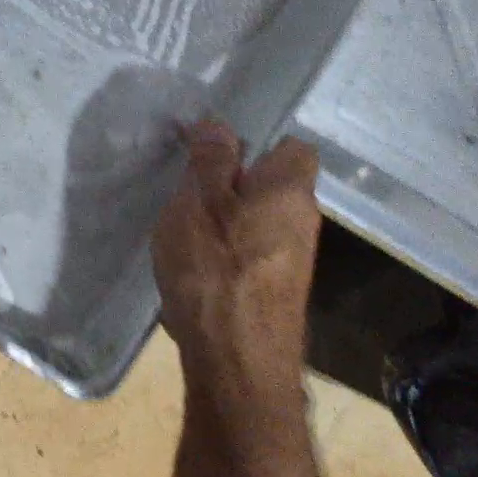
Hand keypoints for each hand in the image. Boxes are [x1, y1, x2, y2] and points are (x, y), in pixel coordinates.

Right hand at [153, 120, 321, 401]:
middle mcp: (301, 220)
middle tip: (179, 179)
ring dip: (221, 210)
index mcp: (289, 193)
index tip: (205, 146)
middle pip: (270, 182)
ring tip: (176, 215)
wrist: (236, 352)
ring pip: (255, 213)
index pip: (290, 148)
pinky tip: (189, 251)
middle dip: (229, 176)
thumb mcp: (198, 203)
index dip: (251, 140)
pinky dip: (221, 239)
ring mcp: (290, 255)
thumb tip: (219, 124)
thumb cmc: (213, 267)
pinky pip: (248, 242)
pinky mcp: (271, 281)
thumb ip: (209, 162)